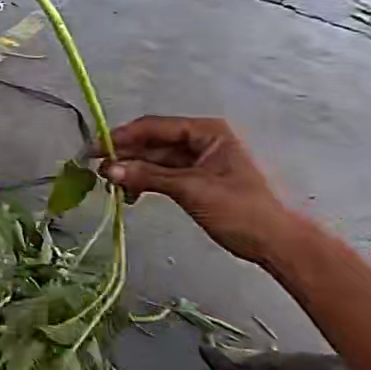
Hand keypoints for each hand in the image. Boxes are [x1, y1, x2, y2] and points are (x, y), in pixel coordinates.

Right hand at [97, 116, 305, 264]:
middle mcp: (202, 140)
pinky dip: (145, 181)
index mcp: (207, 132)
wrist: (275, 242)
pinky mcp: (197, 180)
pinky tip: (128, 191)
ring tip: (107, 181)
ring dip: (133, 169)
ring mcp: (200, 161)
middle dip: (126, 154)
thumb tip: (108, 170)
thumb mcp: (190, 189)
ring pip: (157, 159)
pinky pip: (164, 174)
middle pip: (154, 142)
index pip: (155, 127)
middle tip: (95, 167)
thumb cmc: (239, 209)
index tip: (96, 148)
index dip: (123, 136)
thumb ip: (148, 176)